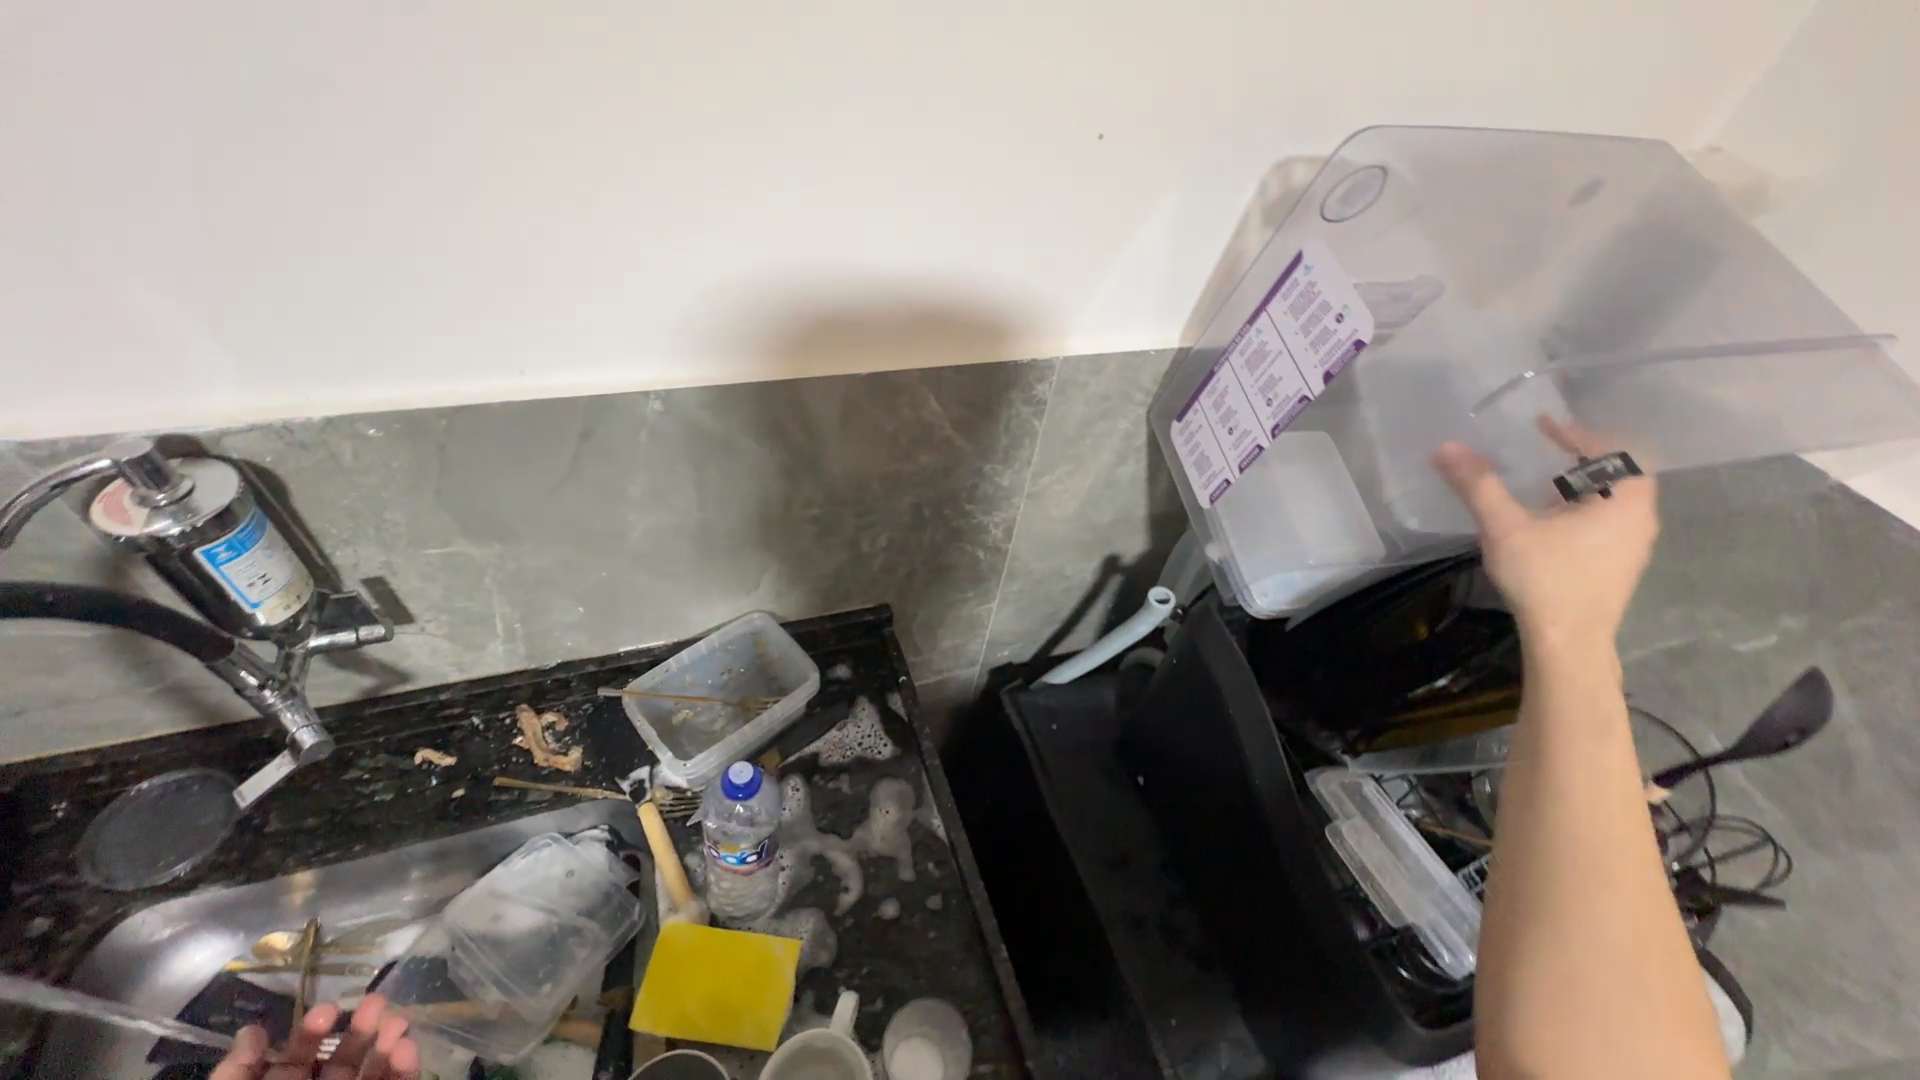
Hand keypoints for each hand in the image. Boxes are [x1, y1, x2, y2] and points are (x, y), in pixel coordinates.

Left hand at [209, 993, 420, 1079]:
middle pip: (343, 1061)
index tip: (329, 1007)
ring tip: (397, 1022)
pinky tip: (407, 1047)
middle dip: (362, 1028)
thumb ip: (236, 1073)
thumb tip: (252, 1028)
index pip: (298, 1059)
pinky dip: (406, 1069)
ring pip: (375, 1071)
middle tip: (377, 1000)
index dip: (312, 1032)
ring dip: (388, 1044)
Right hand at [1433, 416, 1657, 650]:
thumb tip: (1447, 448)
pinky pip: (1607, 523)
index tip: (1543, 426)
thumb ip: (1478, 485)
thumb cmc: (1545, 577)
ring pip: (1612, 501)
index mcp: (1625, 500)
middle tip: (1541, 453)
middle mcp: (1641, 518)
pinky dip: (1581, 511)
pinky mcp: (1621, 566)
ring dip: (1579, 487)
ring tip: (1541, 486)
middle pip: (1616, 473)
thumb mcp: (1505, 527)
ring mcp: (1635, 545)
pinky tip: (1549, 524)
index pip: (1611, 449)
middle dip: (1579, 459)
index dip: (1576, 434)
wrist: (1567, 641)